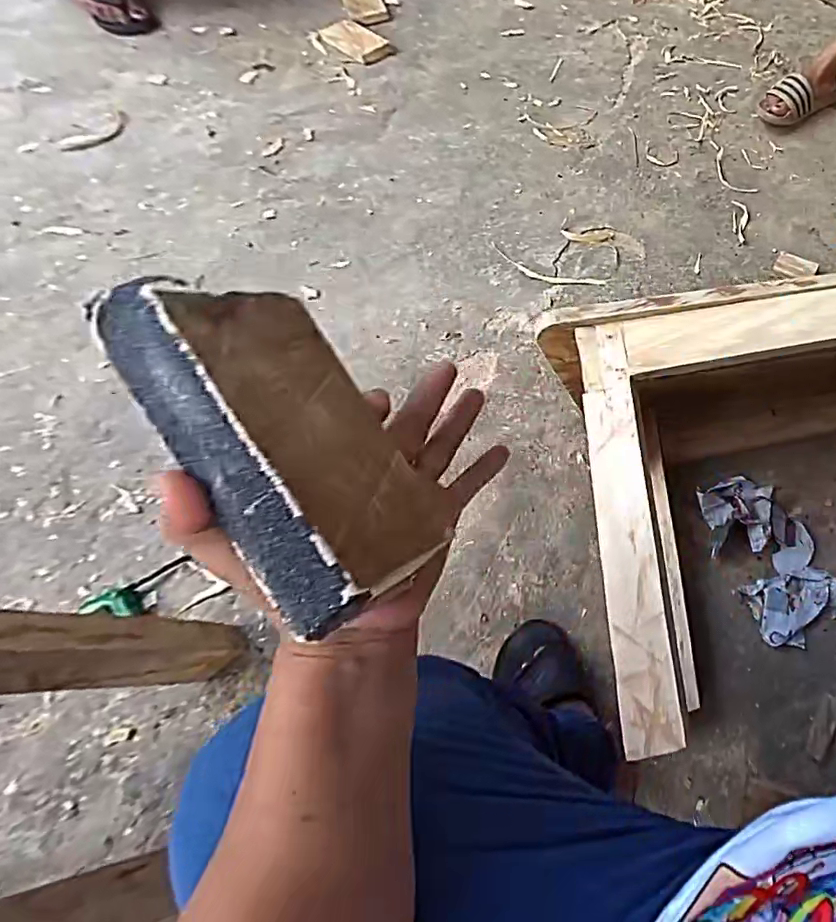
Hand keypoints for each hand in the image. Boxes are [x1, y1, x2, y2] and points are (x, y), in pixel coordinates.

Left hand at [154, 362, 509, 647]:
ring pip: (442, 447)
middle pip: (409, 428)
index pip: (350, 433)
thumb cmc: (286, 589)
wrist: (343, 627)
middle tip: (446, 369)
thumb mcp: (229, 555)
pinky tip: (502, 451)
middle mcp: (377, 479)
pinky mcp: (440, 518)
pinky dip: (485, 469)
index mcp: (332, 478)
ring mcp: (413, 497)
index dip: (362, 410)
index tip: (373, 396)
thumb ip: (198, 522)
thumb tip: (173, 474)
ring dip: (460, 421)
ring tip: (477, 394)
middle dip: (428, 397)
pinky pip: (467, 486)